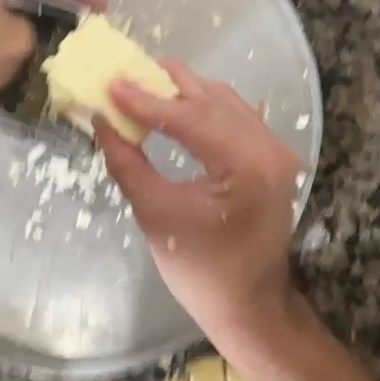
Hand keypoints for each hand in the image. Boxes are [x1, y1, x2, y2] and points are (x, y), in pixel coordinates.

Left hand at [0, 0, 106, 134]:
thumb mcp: (21, 39)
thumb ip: (43, 33)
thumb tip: (47, 40)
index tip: (104, 8)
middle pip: (29, 2)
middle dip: (59, 17)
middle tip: (86, 33)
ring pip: (13, 29)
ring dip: (39, 41)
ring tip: (66, 56)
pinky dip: (19, 59)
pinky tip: (36, 74)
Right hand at [93, 61, 305, 353]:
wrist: (252, 308)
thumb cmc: (203, 273)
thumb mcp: (157, 216)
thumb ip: (129, 164)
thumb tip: (102, 121)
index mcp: (248, 165)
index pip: (192, 117)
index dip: (148, 100)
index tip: (112, 83)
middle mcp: (270, 149)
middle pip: (213, 101)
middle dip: (168, 86)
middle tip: (128, 72)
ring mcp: (277, 152)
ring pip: (227, 103)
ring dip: (187, 93)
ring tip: (146, 84)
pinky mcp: (272, 159)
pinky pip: (237, 118)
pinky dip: (206, 108)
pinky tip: (178, 105)